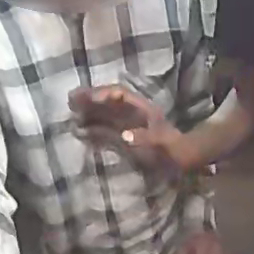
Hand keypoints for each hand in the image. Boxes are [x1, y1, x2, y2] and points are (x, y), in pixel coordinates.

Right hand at [70, 84, 190, 173]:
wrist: (184, 159)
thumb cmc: (175, 149)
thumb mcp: (162, 144)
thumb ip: (144, 139)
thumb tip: (124, 136)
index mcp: (142, 108)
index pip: (120, 95)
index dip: (104, 94)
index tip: (90, 98)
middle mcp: (132, 113)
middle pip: (108, 102)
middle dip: (89, 100)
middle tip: (70, 100)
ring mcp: (128, 126)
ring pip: (105, 116)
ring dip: (89, 115)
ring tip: (71, 116)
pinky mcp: (126, 139)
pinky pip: (107, 132)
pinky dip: (95, 132)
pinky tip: (82, 133)